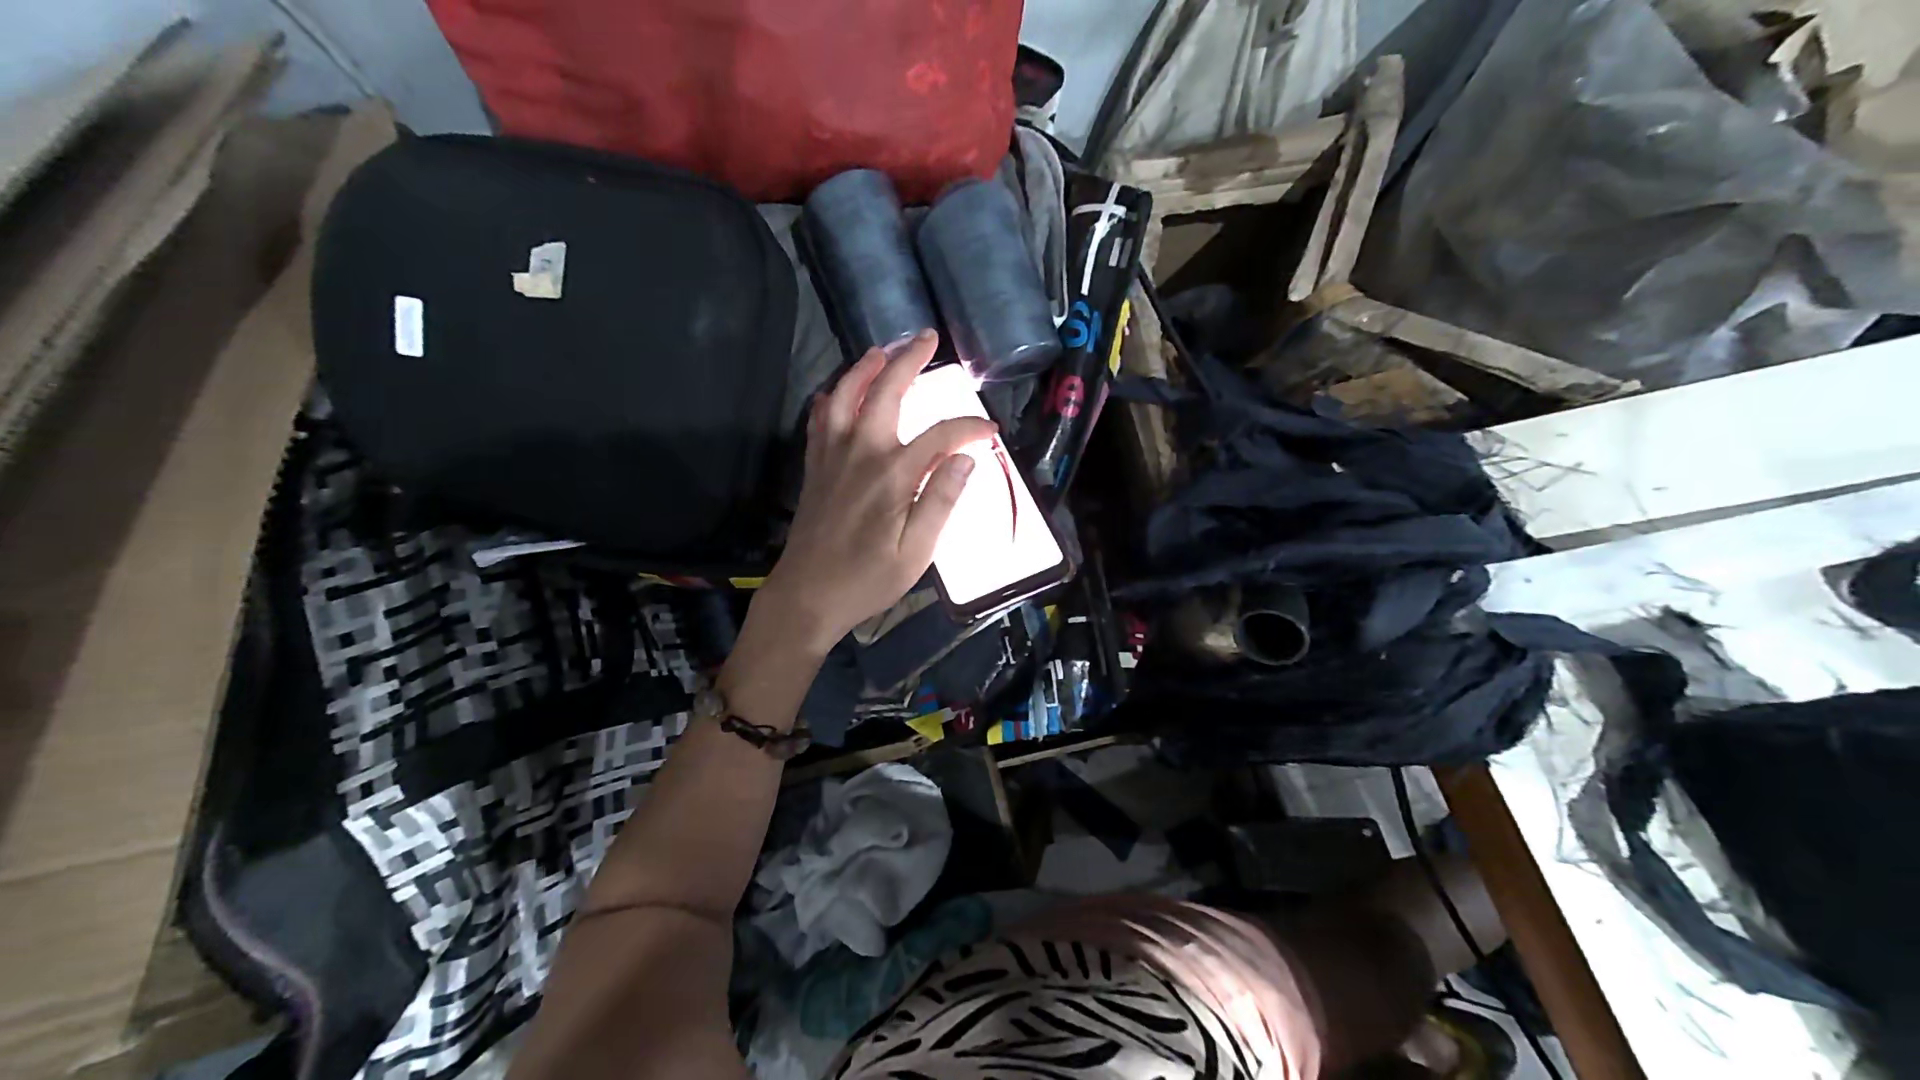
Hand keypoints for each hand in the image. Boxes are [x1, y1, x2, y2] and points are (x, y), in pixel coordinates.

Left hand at [753, 330, 994, 652]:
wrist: (807, 595)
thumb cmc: (867, 580)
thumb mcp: (917, 553)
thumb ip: (941, 502)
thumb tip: (964, 459)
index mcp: (893, 475)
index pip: (940, 435)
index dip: (970, 428)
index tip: (990, 433)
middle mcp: (861, 453)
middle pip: (885, 392)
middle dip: (909, 360)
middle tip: (928, 338)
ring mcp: (833, 456)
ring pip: (845, 395)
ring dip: (865, 367)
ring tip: (882, 350)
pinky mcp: (816, 467)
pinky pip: (820, 419)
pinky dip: (831, 398)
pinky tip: (837, 392)